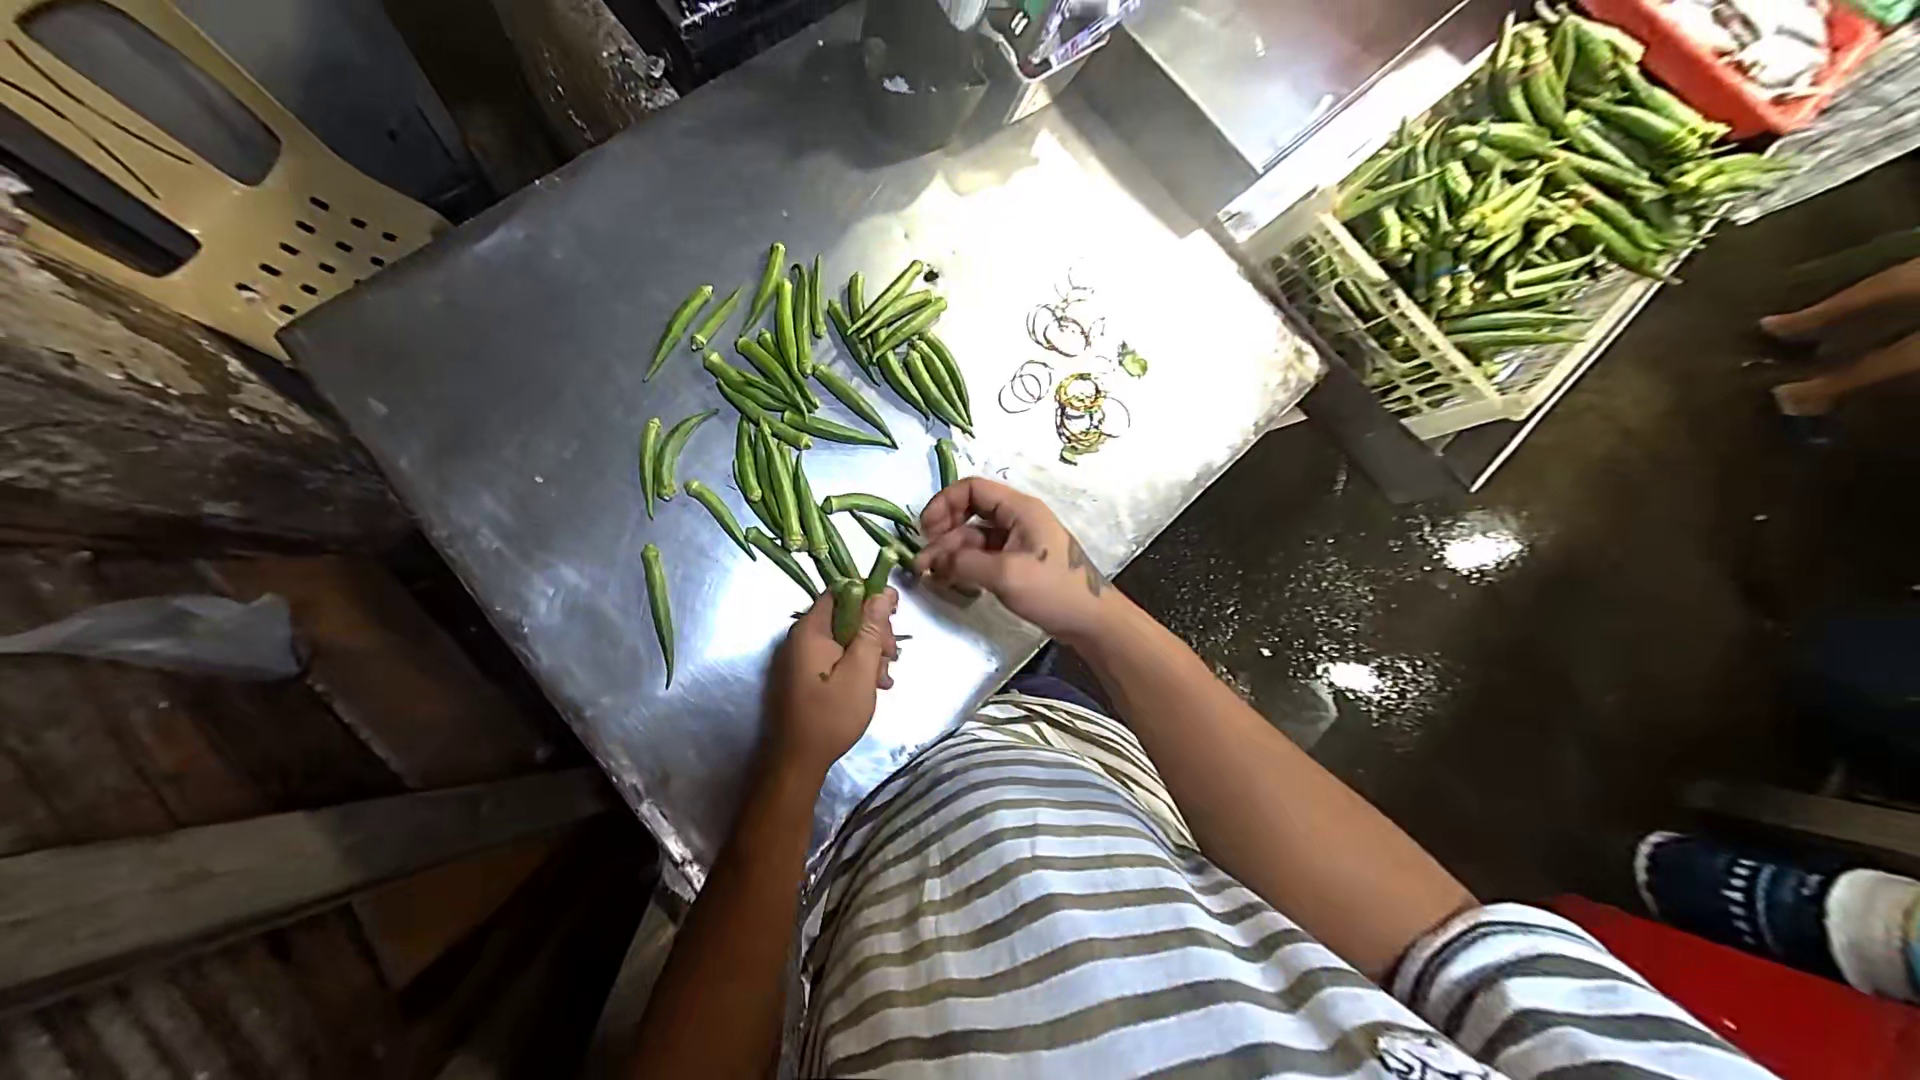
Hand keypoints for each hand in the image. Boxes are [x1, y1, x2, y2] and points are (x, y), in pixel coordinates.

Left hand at [765, 586, 897, 780]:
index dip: (870, 597)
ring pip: (845, 638)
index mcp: (811, 630)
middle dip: (874, 631)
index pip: (841, 592)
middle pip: (845, 615)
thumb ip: (871, 629)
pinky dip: (856, 665)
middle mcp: (802, 637)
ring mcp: (803, 657)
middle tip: (891, 656)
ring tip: (884, 678)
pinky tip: (874, 684)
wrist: (799, 761)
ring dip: (869, 651)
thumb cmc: (831, 714)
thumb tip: (881, 593)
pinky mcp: (807, 674)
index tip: (894, 613)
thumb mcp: (860, 669)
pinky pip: (836, 656)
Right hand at [913, 477, 1111, 641]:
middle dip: (943, 535)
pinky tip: (950, 580)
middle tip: (924, 561)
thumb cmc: (1054, 591)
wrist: (1091, 621)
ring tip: (931, 575)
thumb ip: (965, 563)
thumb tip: (934, 560)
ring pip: (973, 537)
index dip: (944, 504)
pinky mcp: (1017, 561)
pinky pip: (983, 555)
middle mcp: (1017, 519)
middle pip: (969, 513)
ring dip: (951, 553)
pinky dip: (965, 565)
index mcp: (1019, 509)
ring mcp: (1017, 541)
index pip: (972, 489)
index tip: (926, 530)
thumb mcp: (1005, 575)